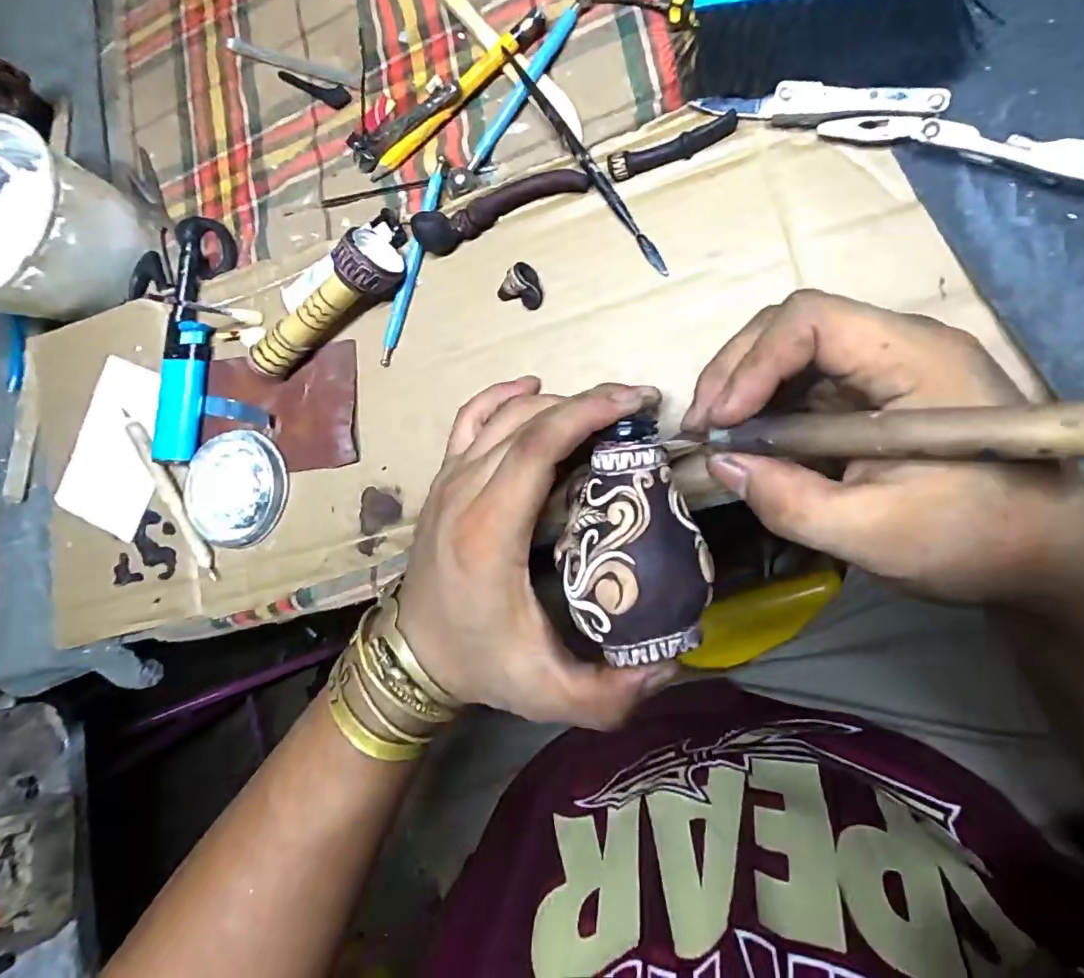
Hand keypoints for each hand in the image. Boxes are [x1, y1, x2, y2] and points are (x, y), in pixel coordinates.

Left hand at [399, 378, 677, 728]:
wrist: (413, 654)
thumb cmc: (480, 664)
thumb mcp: (547, 694)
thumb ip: (610, 694)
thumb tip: (671, 664)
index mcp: (488, 532)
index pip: (536, 448)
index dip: (587, 414)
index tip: (635, 404)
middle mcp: (464, 493)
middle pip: (526, 422)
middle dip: (587, 402)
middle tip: (638, 406)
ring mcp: (448, 480)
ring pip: (503, 415)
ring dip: (557, 402)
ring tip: (605, 409)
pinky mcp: (444, 479)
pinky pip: (470, 418)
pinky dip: (502, 396)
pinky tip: (533, 389)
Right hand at [682, 290, 1083, 609]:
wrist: (1050, 558)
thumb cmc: (978, 543)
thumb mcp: (874, 535)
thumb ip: (789, 501)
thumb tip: (720, 463)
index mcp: (917, 360)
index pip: (812, 319)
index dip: (754, 362)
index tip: (720, 421)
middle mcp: (901, 346)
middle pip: (792, 324)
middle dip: (735, 371)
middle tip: (699, 426)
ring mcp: (887, 368)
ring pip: (791, 350)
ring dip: (741, 386)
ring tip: (711, 433)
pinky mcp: (875, 394)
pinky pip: (805, 382)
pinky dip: (764, 406)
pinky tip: (745, 438)